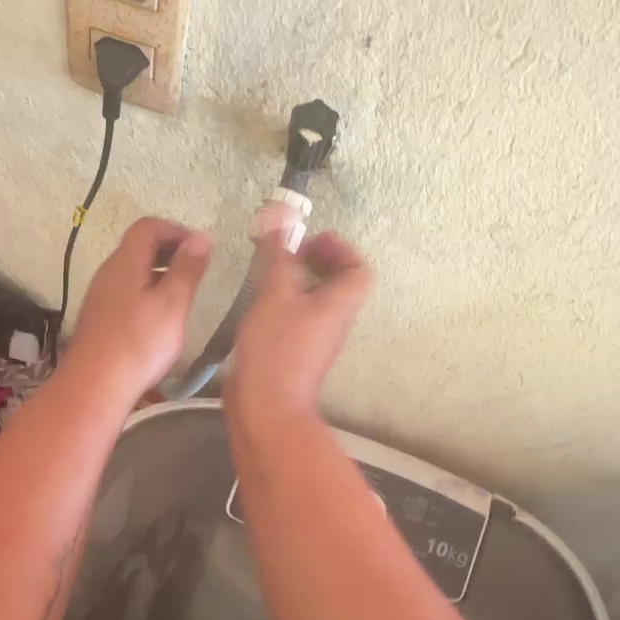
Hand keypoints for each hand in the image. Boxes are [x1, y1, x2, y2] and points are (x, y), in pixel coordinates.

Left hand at [64, 217, 211, 398]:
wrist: (95, 387)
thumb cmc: (138, 344)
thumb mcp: (172, 305)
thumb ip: (187, 270)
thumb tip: (201, 237)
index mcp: (125, 262)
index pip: (148, 226)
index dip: (176, 231)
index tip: (200, 250)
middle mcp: (107, 273)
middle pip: (138, 247)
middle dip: (169, 251)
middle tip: (195, 271)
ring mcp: (99, 297)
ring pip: (131, 272)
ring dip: (158, 275)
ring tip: (181, 296)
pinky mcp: (98, 320)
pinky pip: (125, 293)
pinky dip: (146, 294)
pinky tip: (158, 319)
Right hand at [224, 230, 372, 424]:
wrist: (266, 407)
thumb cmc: (276, 348)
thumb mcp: (275, 293)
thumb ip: (278, 253)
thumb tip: (279, 213)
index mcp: (340, 304)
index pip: (360, 270)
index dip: (340, 249)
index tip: (310, 243)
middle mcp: (335, 323)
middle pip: (339, 285)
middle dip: (317, 263)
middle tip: (288, 255)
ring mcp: (316, 341)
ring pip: (317, 303)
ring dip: (298, 283)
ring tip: (269, 276)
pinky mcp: (296, 355)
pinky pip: (299, 320)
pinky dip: (285, 305)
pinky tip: (259, 304)